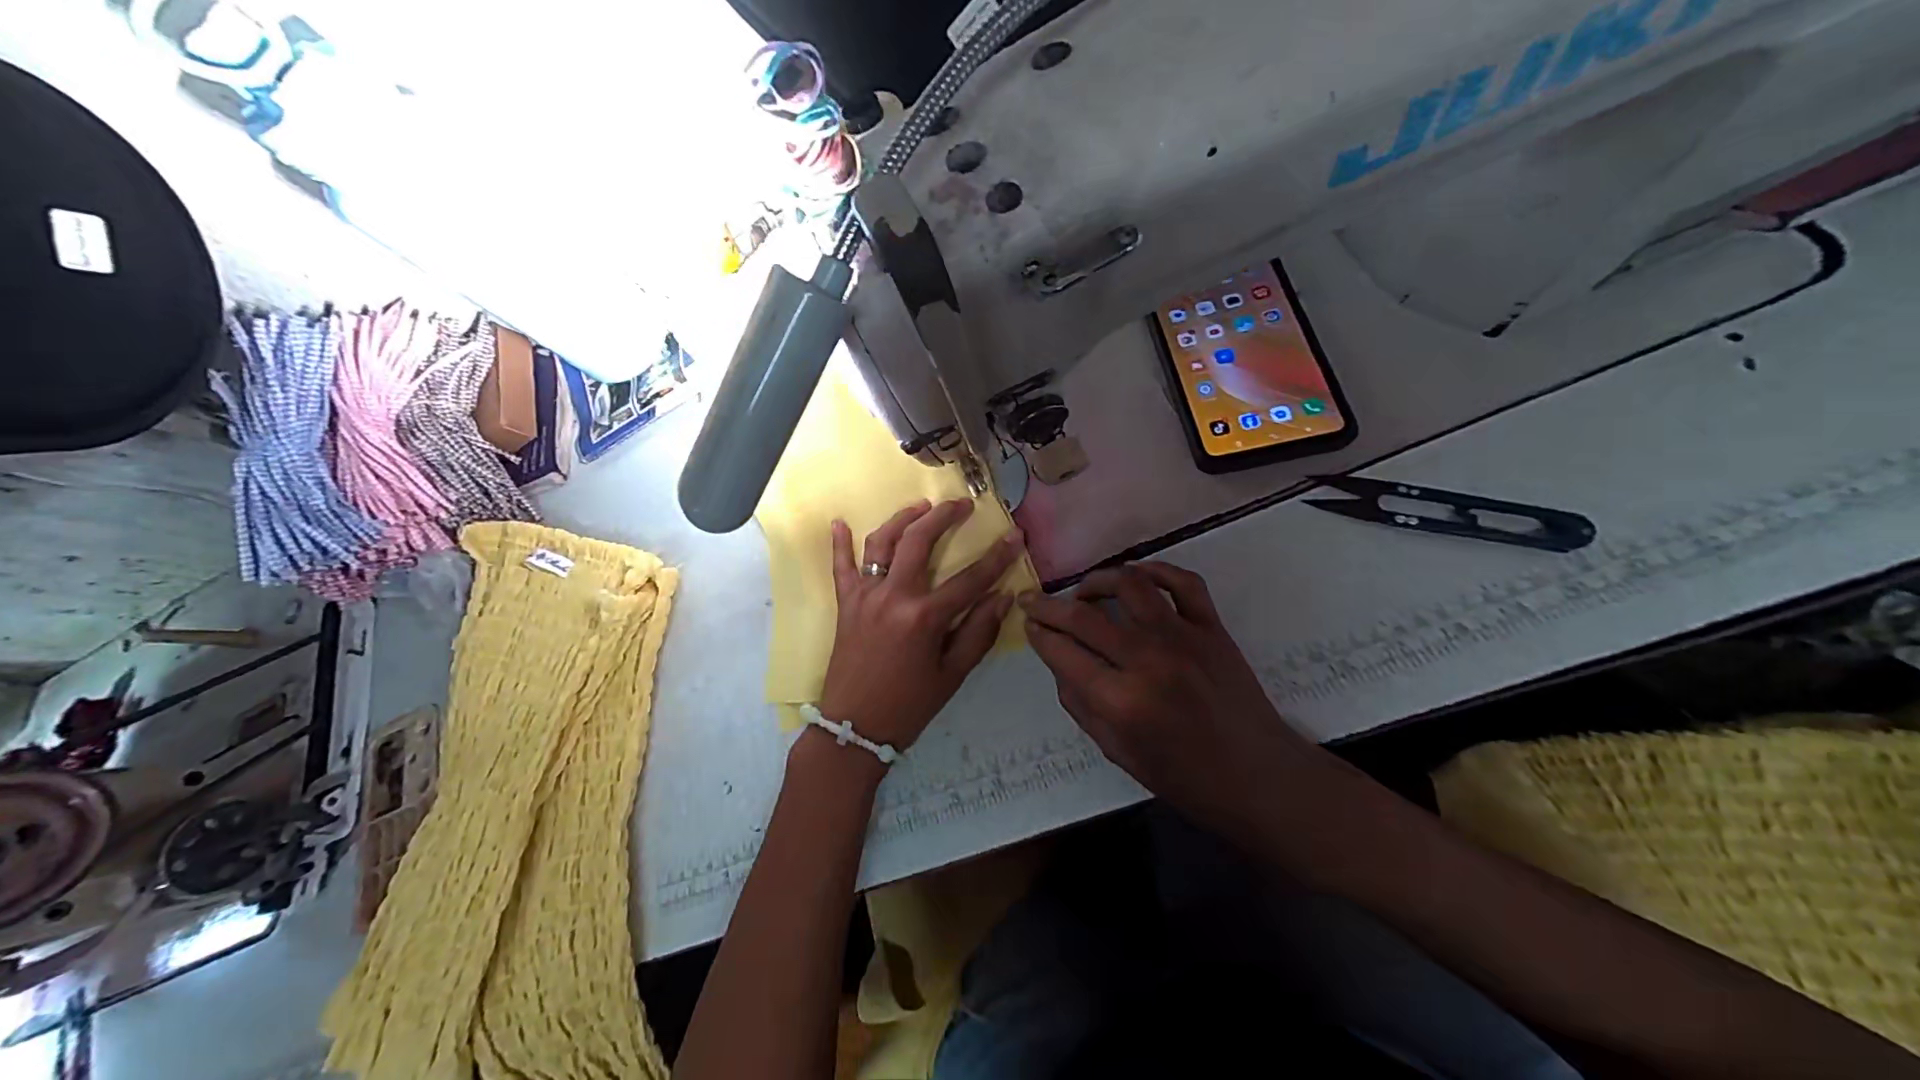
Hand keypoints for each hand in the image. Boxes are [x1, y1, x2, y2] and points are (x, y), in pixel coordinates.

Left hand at [818, 498, 1023, 751]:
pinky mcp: (845, 605)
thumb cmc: (909, 706)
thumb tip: (1002, 597)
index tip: (1015, 536)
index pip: (971, 579)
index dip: (998, 557)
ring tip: (921, 506)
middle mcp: (894, 597)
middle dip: (944, 516)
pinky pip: (840, 568)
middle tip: (962, 505)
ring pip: (882, 543)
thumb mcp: (953, 675)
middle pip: (920, 541)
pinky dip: (838, 544)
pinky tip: (838, 522)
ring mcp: (865, 597)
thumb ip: (978, 633)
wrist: (854, 728)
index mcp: (925, 617)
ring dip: (902, 519)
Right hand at [1020, 562, 1309, 829]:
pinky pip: (1183, 583)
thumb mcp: (1117, 752)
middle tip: (1034, 600)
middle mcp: (1148, 660)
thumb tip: (1059, 662)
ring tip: (1084, 591)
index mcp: (1121, 701)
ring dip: (1098, 580)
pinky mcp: (1212, 628)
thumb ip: (1080, 705)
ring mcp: (1184, 638)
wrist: (1258, 777)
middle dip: (1048, 605)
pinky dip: (1156, 571)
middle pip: (1085, 616)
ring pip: (1130, 585)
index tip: (1027, 624)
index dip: (1038, 634)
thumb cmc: (1183, 777)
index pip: (1062, 652)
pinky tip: (1137, 578)